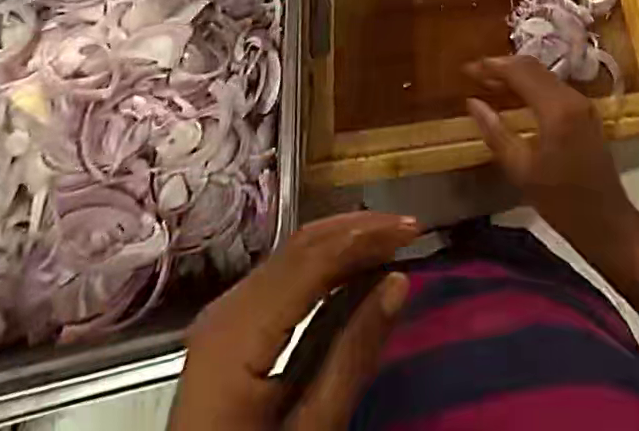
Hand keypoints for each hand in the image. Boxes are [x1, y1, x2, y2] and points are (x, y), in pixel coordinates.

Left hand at [170, 212, 419, 430]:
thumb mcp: (310, 430)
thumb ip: (353, 354)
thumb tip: (397, 281)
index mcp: (239, 331)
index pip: (312, 259)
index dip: (365, 236)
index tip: (413, 228)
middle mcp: (227, 307)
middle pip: (299, 247)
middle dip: (358, 229)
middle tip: (409, 227)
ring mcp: (225, 315)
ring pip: (291, 255)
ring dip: (344, 241)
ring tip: (391, 240)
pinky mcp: (231, 327)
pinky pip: (282, 277)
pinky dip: (324, 264)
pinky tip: (354, 268)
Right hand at [463, 55, 638, 252]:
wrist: (608, 223)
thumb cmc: (562, 202)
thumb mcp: (521, 171)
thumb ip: (495, 132)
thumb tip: (473, 102)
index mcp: (556, 109)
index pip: (520, 72)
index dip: (491, 66)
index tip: (466, 69)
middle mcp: (572, 98)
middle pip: (533, 67)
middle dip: (502, 66)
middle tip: (474, 73)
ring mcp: (583, 104)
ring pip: (544, 75)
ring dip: (517, 75)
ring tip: (488, 84)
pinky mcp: (586, 113)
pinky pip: (554, 87)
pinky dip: (531, 85)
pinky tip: (514, 98)